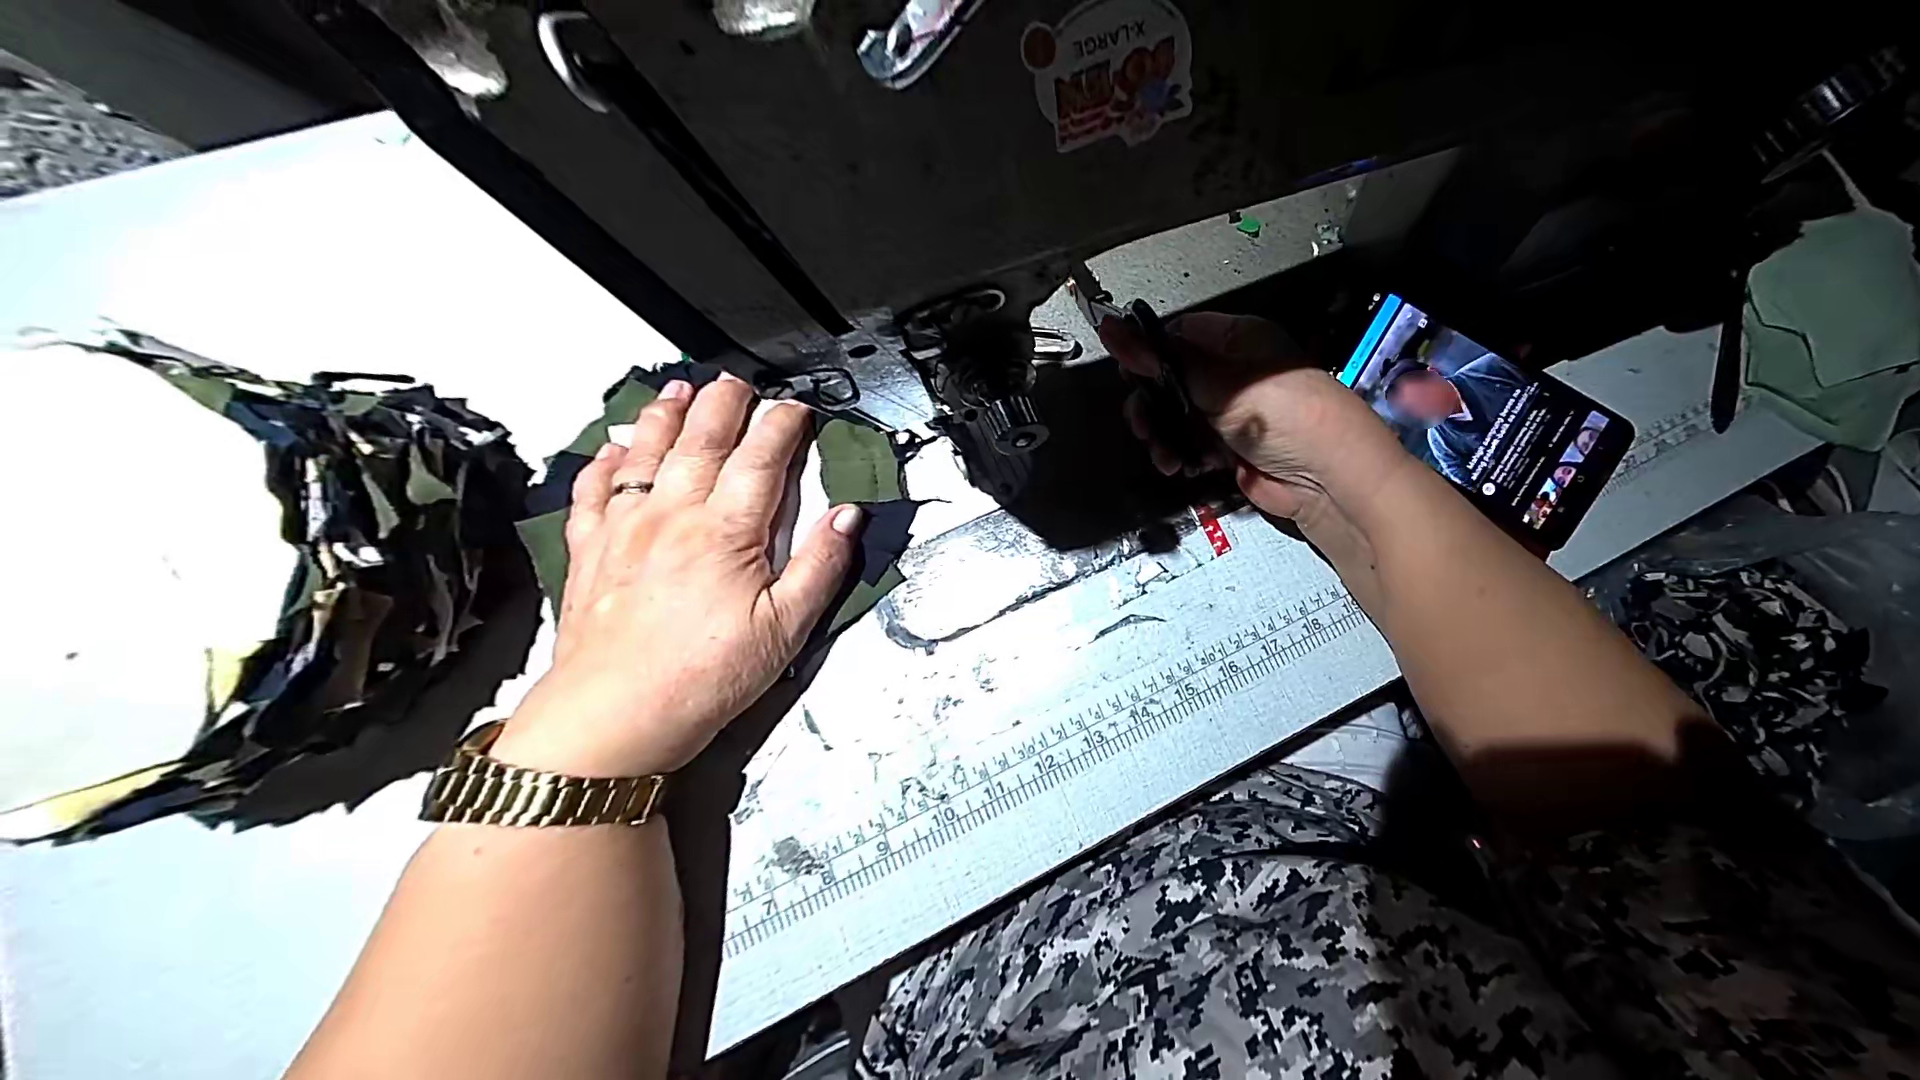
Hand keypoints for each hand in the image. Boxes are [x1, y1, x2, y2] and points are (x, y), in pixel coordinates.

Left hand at [492, 375, 861, 777]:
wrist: (614, 717)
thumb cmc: (702, 678)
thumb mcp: (785, 630)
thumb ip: (819, 567)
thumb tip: (845, 520)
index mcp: (726, 532)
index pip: (761, 458)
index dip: (782, 426)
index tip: (794, 410)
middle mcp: (672, 517)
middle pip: (701, 439)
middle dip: (724, 403)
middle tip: (736, 382)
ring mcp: (625, 530)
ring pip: (645, 452)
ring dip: (664, 415)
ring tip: (677, 390)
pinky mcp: (590, 552)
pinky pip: (592, 491)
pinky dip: (603, 463)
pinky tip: (610, 449)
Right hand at [1101, 312, 1403, 522]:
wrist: (1325, 480)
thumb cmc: (1286, 417)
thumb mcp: (1220, 382)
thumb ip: (1163, 361)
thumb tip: (1113, 328)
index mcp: (1235, 341)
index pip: (1175, 336)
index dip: (1145, 353)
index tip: (1127, 374)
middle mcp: (1228, 373)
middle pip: (1165, 380)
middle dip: (1149, 405)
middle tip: (1145, 424)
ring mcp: (1224, 411)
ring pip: (1169, 416)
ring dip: (1159, 436)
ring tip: (1165, 454)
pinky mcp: (1221, 445)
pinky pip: (1183, 444)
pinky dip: (1177, 455)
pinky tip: (1181, 465)